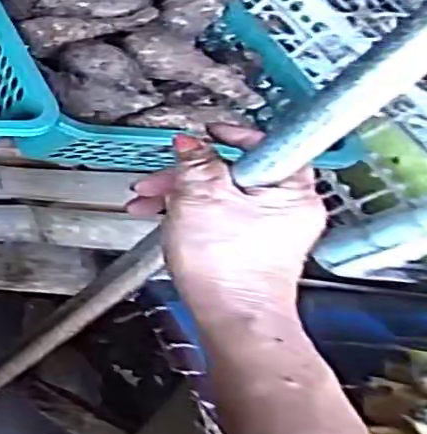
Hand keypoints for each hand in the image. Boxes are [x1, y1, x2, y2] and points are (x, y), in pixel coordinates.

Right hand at [126, 124, 325, 320]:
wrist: (226, 303)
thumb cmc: (222, 257)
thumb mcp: (198, 196)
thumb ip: (195, 163)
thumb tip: (189, 142)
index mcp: (289, 191)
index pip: (266, 148)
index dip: (233, 136)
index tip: (209, 131)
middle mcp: (286, 206)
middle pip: (231, 171)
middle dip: (184, 173)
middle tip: (156, 179)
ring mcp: (267, 224)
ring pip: (216, 191)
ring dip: (175, 191)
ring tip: (146, 201)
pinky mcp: (246, 237)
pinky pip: (213, 210)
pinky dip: (182, 208)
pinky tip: (158, 213)